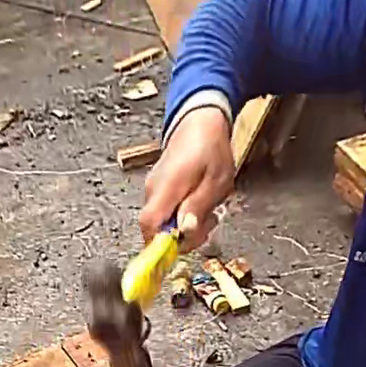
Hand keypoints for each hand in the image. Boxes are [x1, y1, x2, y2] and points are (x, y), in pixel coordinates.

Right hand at [140, 106, 231, 250]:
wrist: (199, 120)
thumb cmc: (210, 148)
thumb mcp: (215, 180)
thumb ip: (198, 207)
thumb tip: (184, 231)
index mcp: (166, 187)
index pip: (149, 225)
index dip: (161, 244)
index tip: (182, 246)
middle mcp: (153, 191)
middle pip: (156, 231)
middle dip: (182, 239)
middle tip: (207, 226)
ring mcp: (153, 191)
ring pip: (162, 226)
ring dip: (185, 229)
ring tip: (207, 214)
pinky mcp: (158, 192)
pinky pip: (165, 216)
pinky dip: (182, 219)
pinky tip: (199, 208)